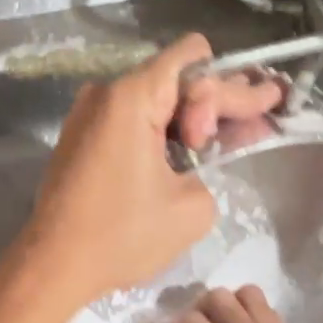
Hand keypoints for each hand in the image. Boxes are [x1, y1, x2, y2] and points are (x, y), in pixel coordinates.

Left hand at [0, 34, 282, 314]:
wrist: (54, 266)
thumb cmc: (122, 236)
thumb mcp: (192, 206)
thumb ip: (211, 164)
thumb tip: (198, 156)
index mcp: (130, 97)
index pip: (191, 56)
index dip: (224, 88)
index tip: (217, 138)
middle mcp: (106, 93)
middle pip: (176, 78)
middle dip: (221, 99)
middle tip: (268, 106)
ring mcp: (89, 115)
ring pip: (156, 100)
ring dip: (194, 118)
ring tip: (235, 133)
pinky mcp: (83, 138)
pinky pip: (133, 121)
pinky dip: (165, 132)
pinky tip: (196, 148)